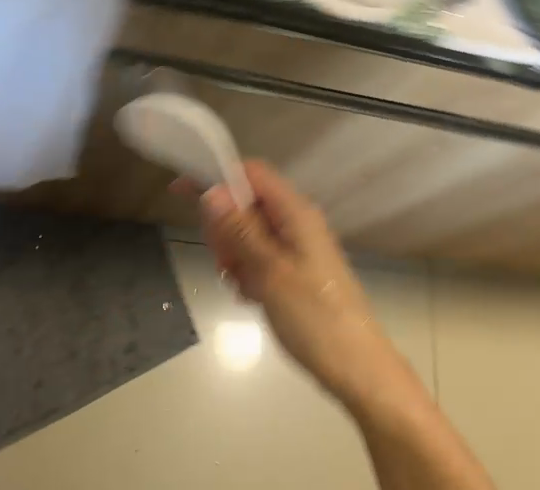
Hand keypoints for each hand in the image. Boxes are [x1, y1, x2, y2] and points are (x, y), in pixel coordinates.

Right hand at [193, 162, 420, 412]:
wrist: (356, 366)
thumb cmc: (314, 318)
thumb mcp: (270, 273)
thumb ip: (241, 231)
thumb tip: (212, 191)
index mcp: (296, 212)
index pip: (252, 173)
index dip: (218, 177)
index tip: (183, 193)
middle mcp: (298, 222)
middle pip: (248, 203)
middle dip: (226, 228)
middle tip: (224, 263)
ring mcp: (299, 246)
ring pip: (251, 234)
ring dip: (236, 255)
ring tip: (242, 287)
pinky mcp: (297, 271)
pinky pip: (262, 257)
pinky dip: (249, 272)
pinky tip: (251, 297)